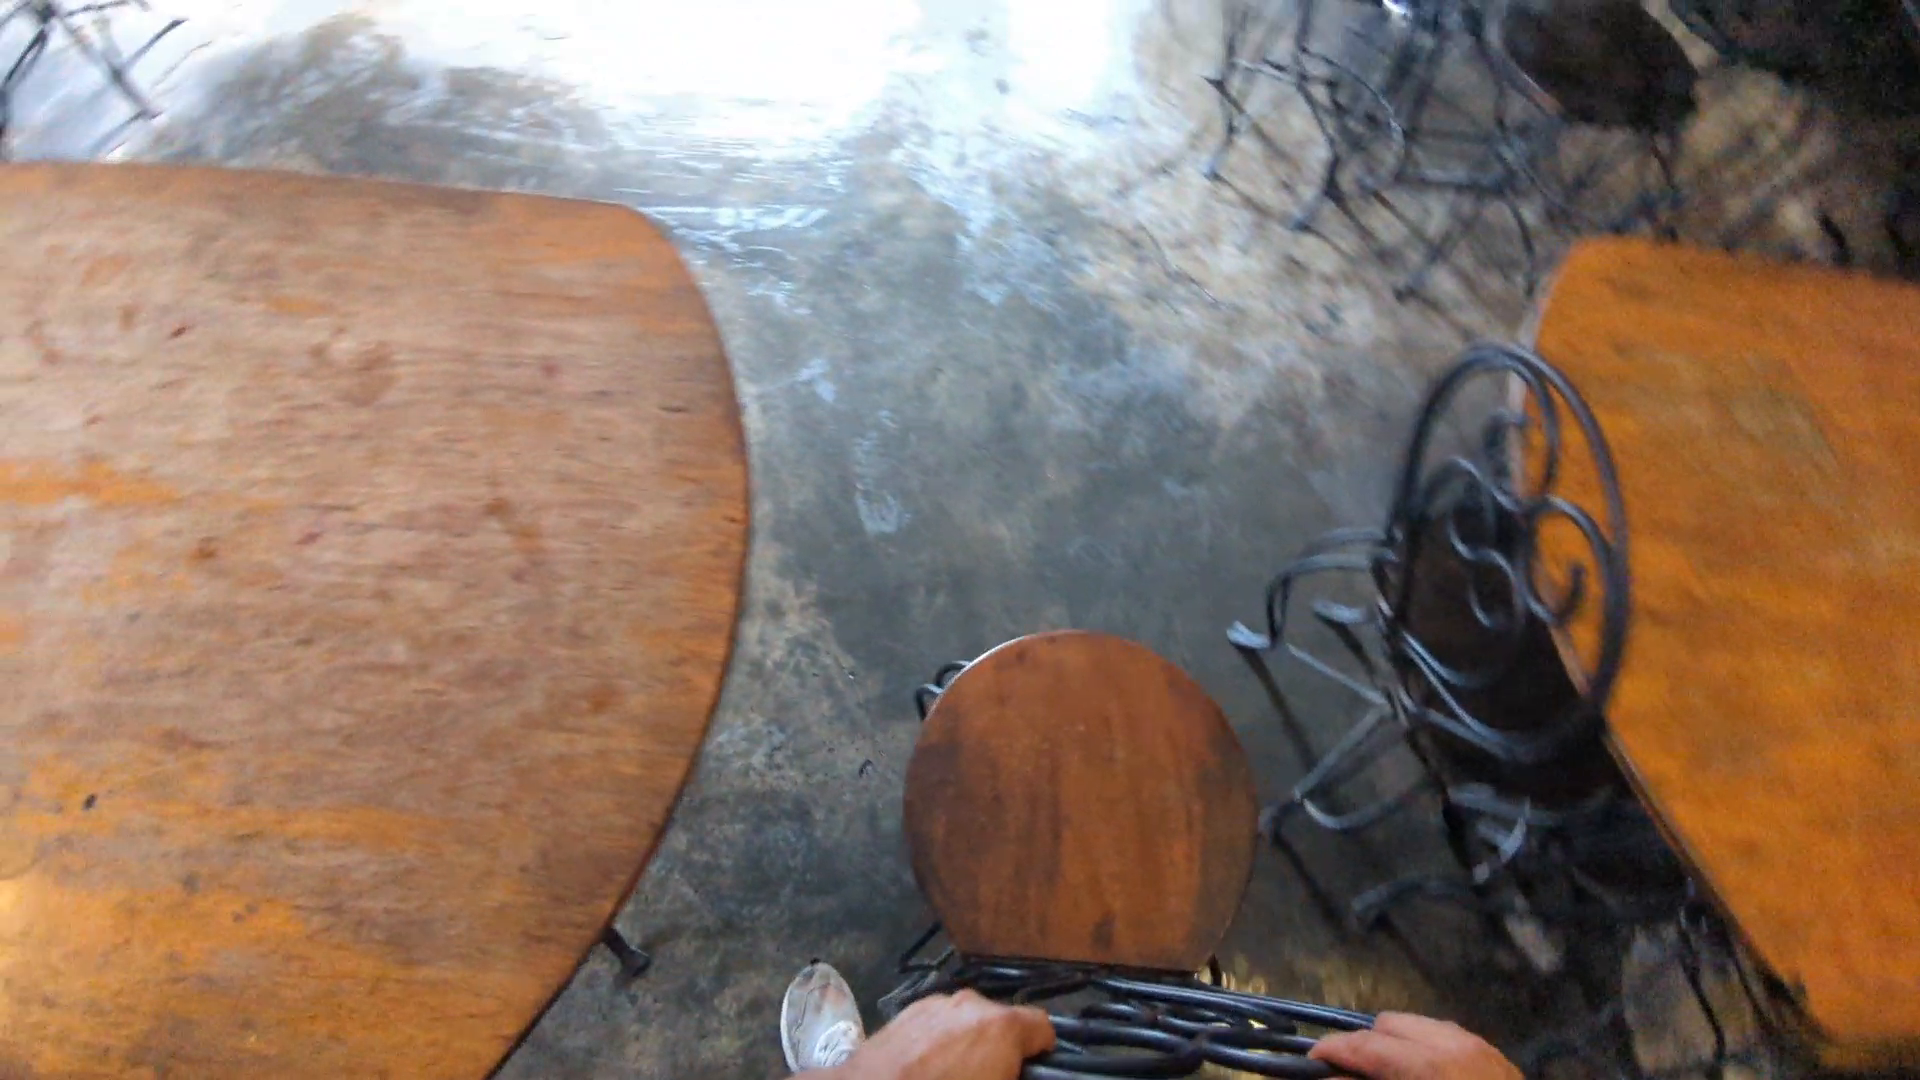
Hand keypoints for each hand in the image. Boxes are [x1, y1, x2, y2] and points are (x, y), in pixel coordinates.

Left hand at [827, 990, 1054, 1079]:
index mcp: (1002, 1027)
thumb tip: (1006, 1070)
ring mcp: (939, 1003)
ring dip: (970, 1045)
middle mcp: (973, 1003)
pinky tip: (927, 1070)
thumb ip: (1010, 1071)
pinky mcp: (911, 1009)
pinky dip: (942, 1042)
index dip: (1043, 1053)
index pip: (1044, 1027)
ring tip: (953, 1077)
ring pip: (969, 1021)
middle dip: (1002, 1052)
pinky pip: (941, 1023)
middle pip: (1003, 1023)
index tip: (1033, 1072)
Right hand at [1310, 1012, 1521, 1079]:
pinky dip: (1425, 1052)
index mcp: (1430, 1066)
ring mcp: (1480, 1048)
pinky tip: (1424, 1078)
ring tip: (1387, 1077)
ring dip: (1394, 1047)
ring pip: (1416, 1026)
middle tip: (1351, 1076)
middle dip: (1365, 1047)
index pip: (1364, 1044)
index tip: (1311, 1062)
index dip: (1332, 1051)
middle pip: (1387, 1024)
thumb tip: (1330, 1078)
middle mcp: (1454, 1043)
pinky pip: (1446, 1039)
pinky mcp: (1497, 1059)